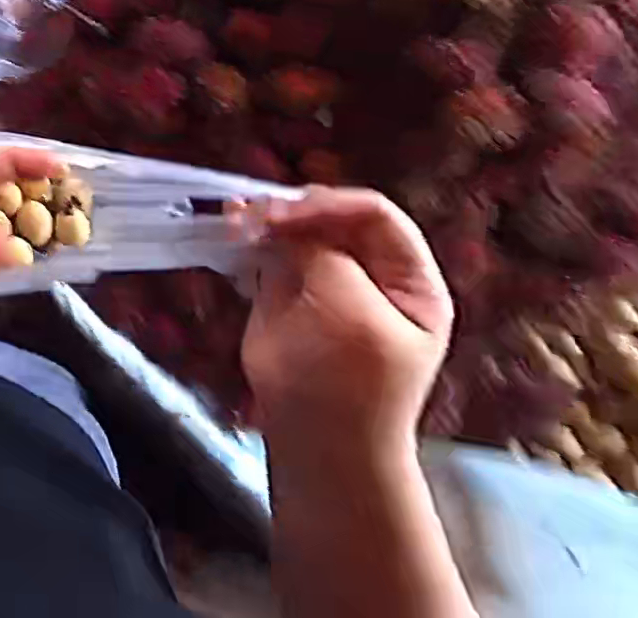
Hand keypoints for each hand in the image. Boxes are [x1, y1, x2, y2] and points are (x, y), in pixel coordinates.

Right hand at [242, 187, 452, 447]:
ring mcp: (322, 277)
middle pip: (331, 216)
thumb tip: (282, 221)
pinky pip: (267, 249)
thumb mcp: (353, 313)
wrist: (315, 432)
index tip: (283, 217)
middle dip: (293, 209)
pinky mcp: (283, 287)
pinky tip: (230, 228)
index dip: (329, 205)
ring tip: (236, 218)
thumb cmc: (349, 379)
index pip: (375, 215)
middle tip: (256, 217)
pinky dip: (248, 235)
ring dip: (265, 218)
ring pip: (295, 229)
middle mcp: (367, 269)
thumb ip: (324, 257)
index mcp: (407, 277)